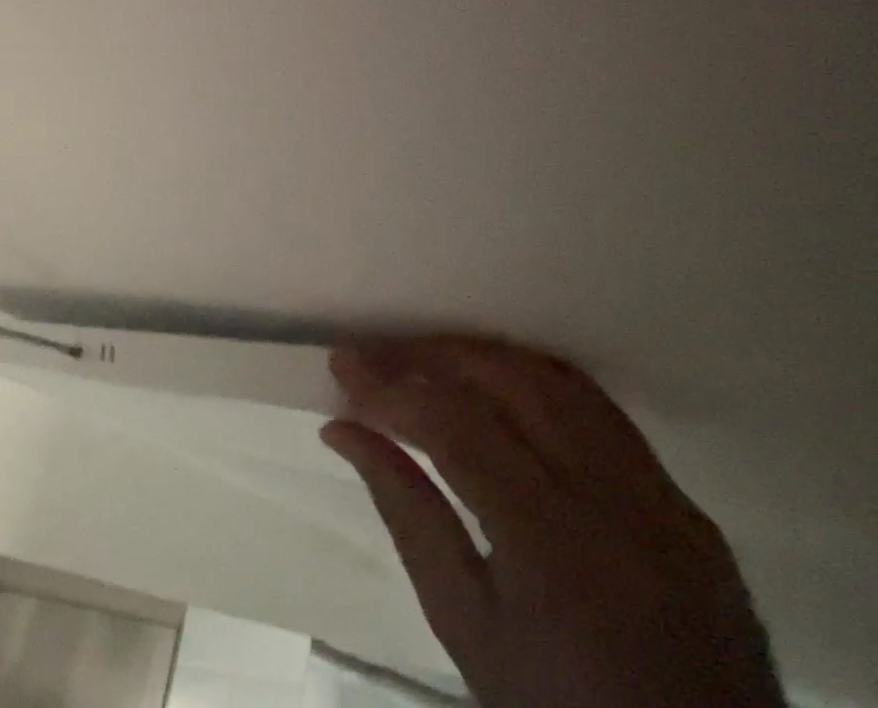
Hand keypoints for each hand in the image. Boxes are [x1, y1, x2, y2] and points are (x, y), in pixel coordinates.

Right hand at [322, 336, 784, 707]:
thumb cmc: (548, 696)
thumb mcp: (459, 617)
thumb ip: (405, 511)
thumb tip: (344, 431)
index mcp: (554, 543)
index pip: (458, 425)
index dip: (391, 386)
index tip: (341, 367)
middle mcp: (621, 504)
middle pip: (516, 383)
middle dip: (432, 355)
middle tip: (372, 355)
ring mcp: (666, 501)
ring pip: (566, 386)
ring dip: (484, 359)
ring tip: (421, 362)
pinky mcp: (687, 507)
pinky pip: (603, 418)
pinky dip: (535, 387)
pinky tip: (492, 396)